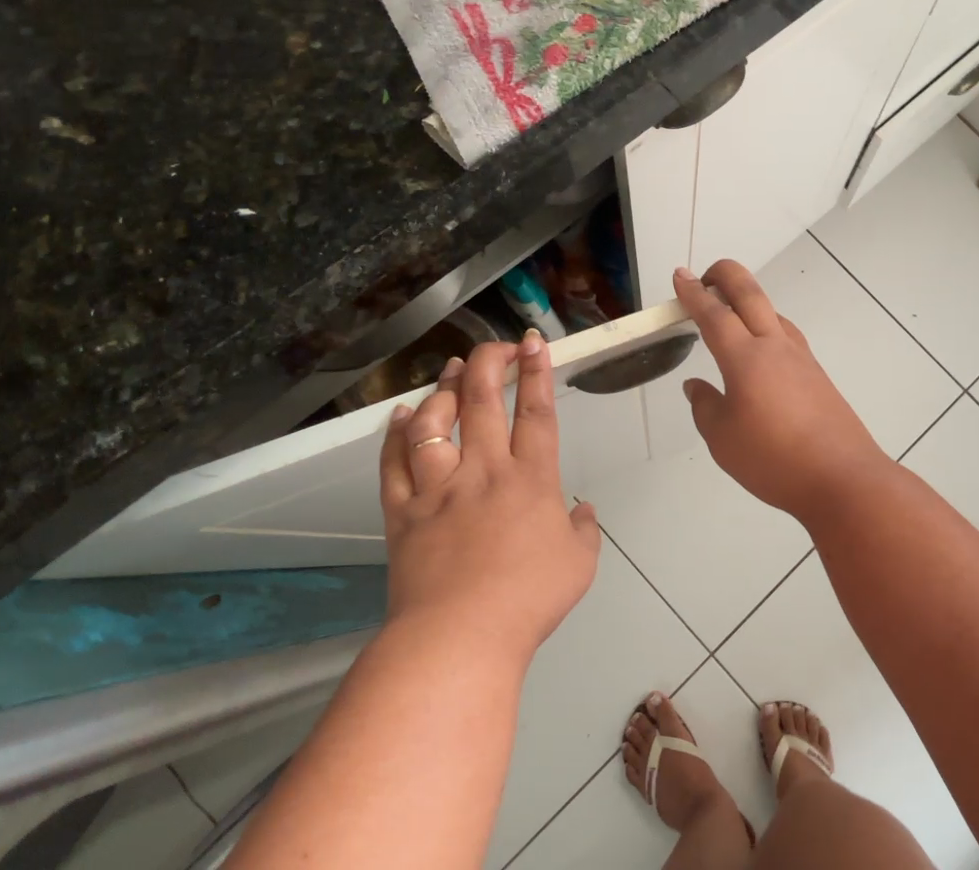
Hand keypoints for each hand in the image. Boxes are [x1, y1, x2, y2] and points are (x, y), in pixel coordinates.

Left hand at [378, 332, 601, 660]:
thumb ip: (584, 530)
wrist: (461, 634)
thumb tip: (582, 510)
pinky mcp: (403, 513)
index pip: (536, 412)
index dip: (536, 372)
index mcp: (531, 479)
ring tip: (451, 369)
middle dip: (490, 363)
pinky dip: (396, 435)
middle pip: (482, 401)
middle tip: (495, 346)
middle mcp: (483, 471)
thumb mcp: (579, 564)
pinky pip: (394, 463)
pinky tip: (401, 416)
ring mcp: (438, 489)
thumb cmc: (529, 599)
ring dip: (443, 389)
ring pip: (435, 423)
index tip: (534, 344)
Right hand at [674, 261, 897, 519]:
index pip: (713, 314)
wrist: (842, 477)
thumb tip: (696, 386)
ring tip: (730, 317)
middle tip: (705, 277)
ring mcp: (802, 359)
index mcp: (745, 358)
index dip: (693, 293)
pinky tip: (762, 354)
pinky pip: (787, 337)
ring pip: (773, 313)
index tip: (680, 276)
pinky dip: (767, 328)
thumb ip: (705, 407)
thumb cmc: (774, 460)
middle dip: (725, 275)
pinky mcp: (818, 376)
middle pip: (750, 293)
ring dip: (749, 302)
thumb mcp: (723, 440)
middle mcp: (775, 347)